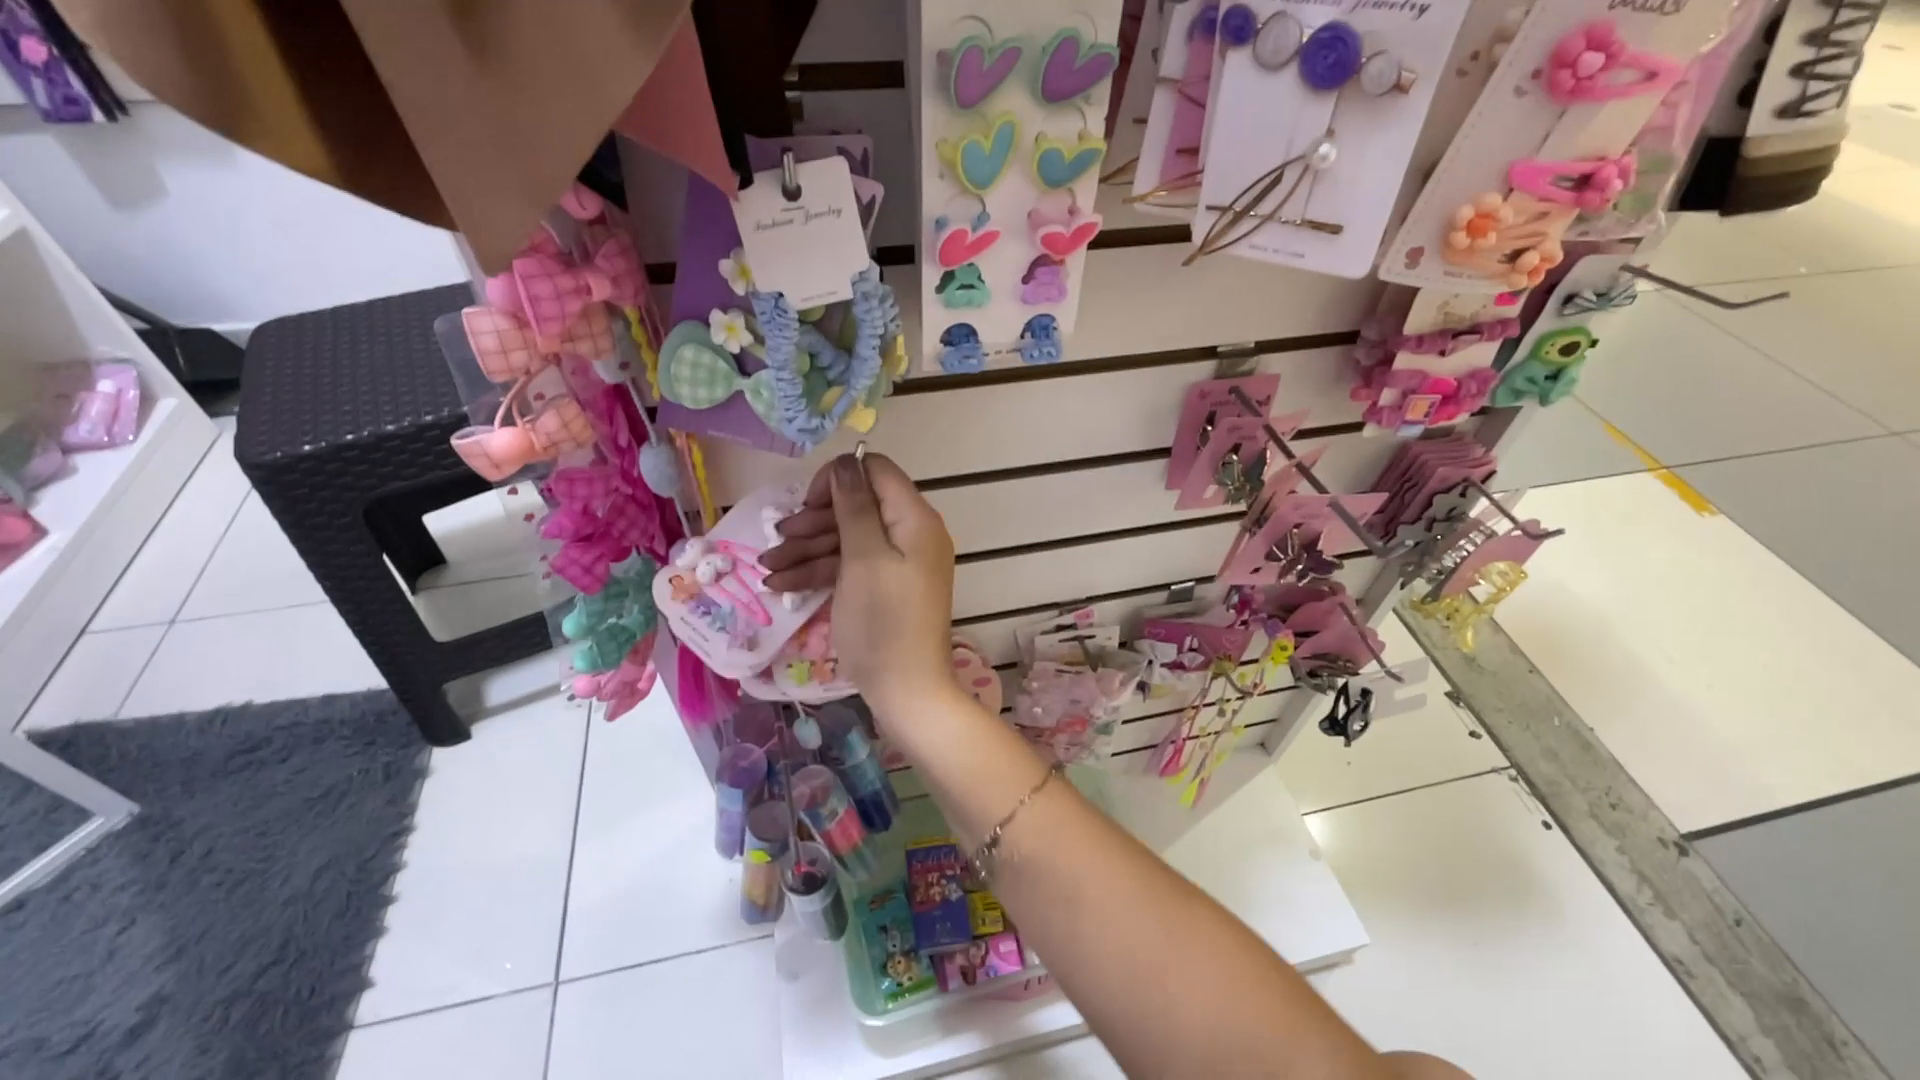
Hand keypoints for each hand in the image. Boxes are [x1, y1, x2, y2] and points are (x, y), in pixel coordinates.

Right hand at [761, 453, 957, 715]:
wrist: (906, 691)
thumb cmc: (884, 622)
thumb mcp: (863, 558)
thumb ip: (854, 506)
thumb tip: (846, 461)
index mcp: (915, 519)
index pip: (875, 472)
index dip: (838, 480)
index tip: (808, 505)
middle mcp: (911, 534)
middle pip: (857, 507)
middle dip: (814, 521)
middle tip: (778, 540)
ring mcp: (898, 564)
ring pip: (847, 539)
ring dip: (807, 549)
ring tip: (769, 568)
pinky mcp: (884, 589)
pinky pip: (850, 567)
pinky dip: (819, 572)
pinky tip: (782, 584)